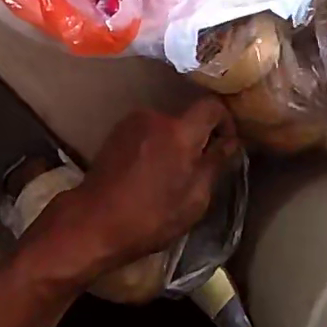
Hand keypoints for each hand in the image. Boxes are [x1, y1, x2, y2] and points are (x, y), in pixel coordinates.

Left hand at [23, 99, 240, 286]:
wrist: (94, 220)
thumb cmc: (150, 216)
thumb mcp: (194, 198)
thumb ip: (214, 164)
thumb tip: (231, 142)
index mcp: (179, 131)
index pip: (211, 106)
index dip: (226, 121)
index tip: (227, 144)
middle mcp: (155, 116)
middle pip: (187, 118)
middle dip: (197, 139)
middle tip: (198, 170)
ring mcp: (132, 122)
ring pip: (166, 126)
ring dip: (174, 144)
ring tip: (170, 177)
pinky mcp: (116, 132)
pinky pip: (147, 132)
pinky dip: (155, 146)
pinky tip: (148, 174)